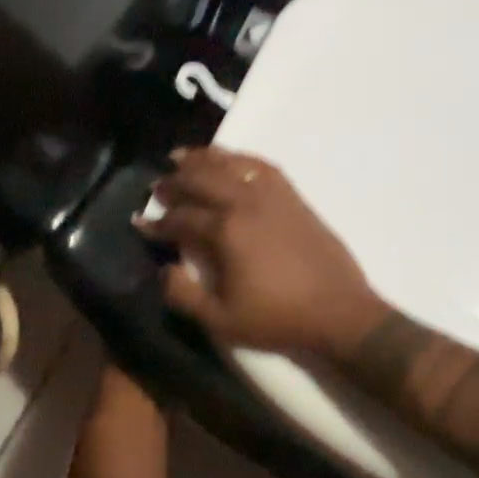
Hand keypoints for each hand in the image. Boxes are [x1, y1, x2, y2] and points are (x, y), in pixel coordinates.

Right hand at [135, 147, 389, 360]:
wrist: (338, 312)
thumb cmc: (278, 319)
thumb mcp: (221, 320)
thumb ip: (184, 295)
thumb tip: (164, 270)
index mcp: (226, 231)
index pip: (182, 219)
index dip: (157, 222)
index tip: (140, 222)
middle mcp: (246, 203)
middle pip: (202, 180)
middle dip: (175, 181)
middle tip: (158, 186)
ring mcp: (273, 196)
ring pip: (231, 164)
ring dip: (203, 158)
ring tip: (183, 157)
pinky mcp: (294, 198)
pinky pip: (263, 166)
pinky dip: (241, 158)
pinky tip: (231, 160)